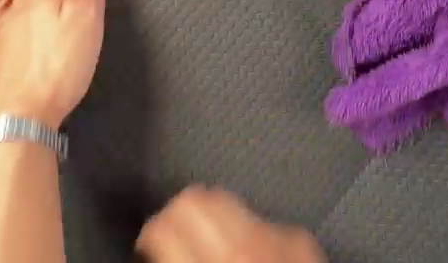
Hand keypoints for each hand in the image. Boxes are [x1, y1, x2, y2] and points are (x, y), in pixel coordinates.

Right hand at [137, 188, 326, 262]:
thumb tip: (160, 252)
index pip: (165, 224)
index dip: (150, 230)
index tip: (148, 241)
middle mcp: (243, 244)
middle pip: (194, 198)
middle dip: (176, 213)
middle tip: (171, 234)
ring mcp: (274, 234)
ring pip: (224, 196)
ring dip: (208, 213)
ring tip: (203, 234)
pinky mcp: (298, 235)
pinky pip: (257, 216)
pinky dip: (243, 227)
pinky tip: (243, 247)